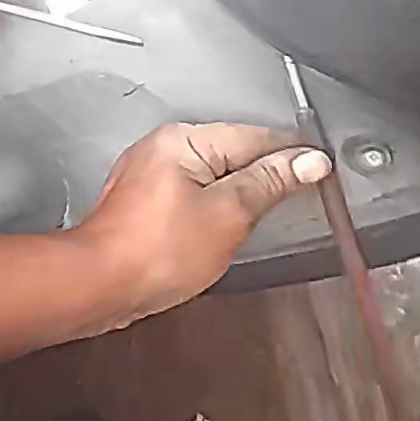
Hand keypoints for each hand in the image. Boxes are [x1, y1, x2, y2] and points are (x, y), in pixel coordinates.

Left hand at [70, 123, 331, 328]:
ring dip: (240, 188)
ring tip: (263, 212)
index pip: (255, 136)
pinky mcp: (144, 197)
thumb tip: (308, 161)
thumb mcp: (227, 214)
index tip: (319, 169)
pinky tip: (224, 222)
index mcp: (185, 139)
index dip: (292, 154)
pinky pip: (191, 189)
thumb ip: (269, 183)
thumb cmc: (156, 252)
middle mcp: (164, 146)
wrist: (99, 284)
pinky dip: (213, 201)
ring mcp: (150, 170)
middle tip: (297, 195)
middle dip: (265, 170)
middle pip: (232, 150)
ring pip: (212, 171)